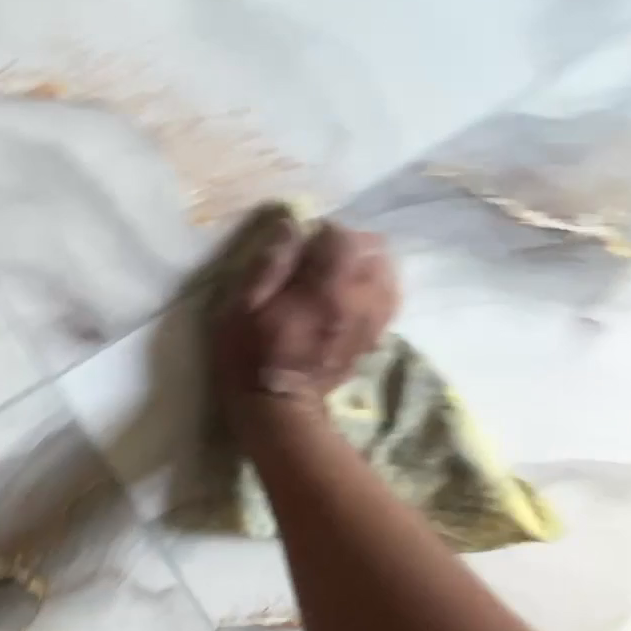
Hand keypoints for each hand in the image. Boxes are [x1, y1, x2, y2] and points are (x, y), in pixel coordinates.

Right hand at [208, 216, 398, 436]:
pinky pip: (388, 295)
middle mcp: (360, 301)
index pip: (343, 238)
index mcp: (325, 290)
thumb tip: (289, 227)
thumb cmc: (249, 351)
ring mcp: (373, 319)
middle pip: (375, 250)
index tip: (297, 241)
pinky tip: (346, 291)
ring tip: (332, 270)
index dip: (319, 231)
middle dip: (347, 242)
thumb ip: (269, 264)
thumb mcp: (242, 305)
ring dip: (362, 262)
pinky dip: (372, 284)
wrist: (278, 404)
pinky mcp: (375, 334)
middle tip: (316, 253)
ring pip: (387, 271)